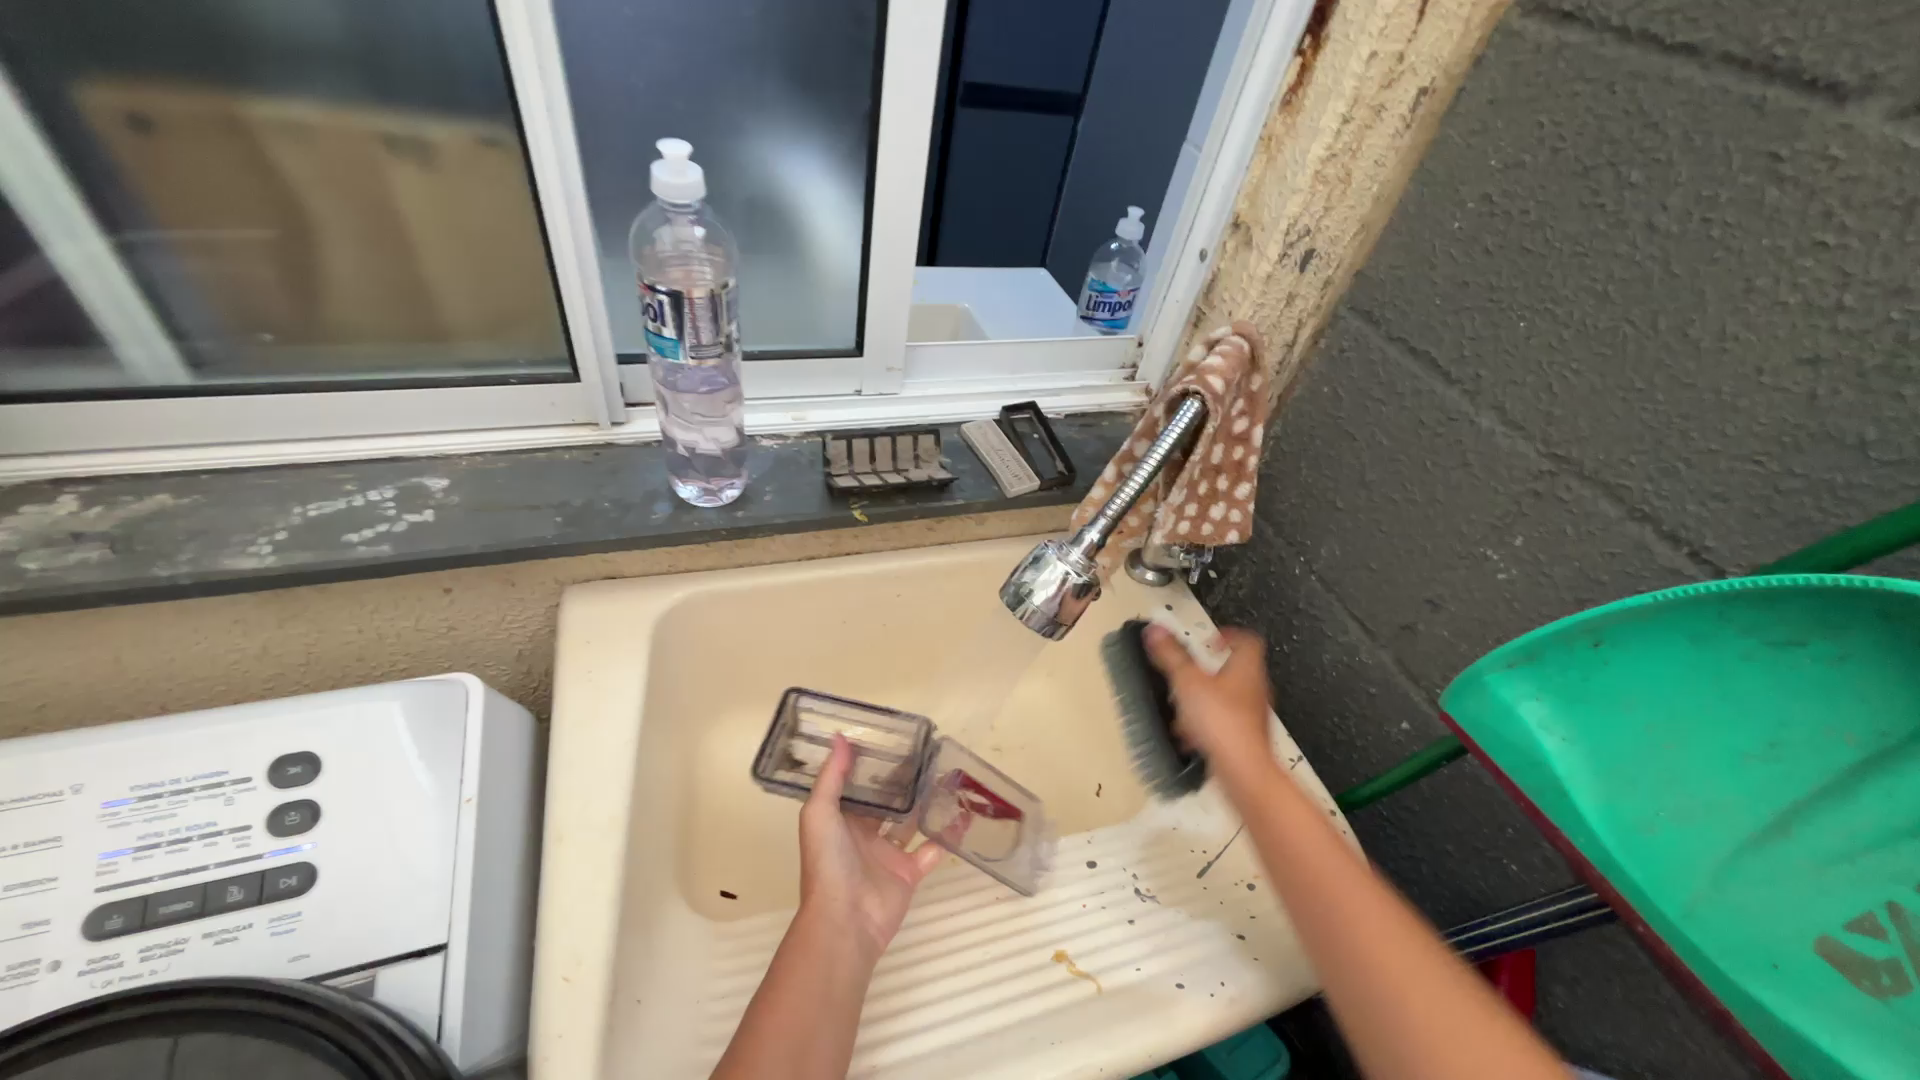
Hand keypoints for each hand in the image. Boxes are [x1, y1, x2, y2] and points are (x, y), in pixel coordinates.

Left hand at [798, 735, 945, 961]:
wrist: (846, 918)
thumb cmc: (828, 861)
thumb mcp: (819, 812)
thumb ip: (832, 776)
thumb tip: (840, 737)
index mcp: (841, 820)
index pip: (858, 786)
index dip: (872, 765)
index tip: (894, 740)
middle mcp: (864, 835)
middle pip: (887, 803)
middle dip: (904, 782)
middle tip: (928, 755)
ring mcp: (888, 855)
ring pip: (911, 823)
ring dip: (927, 803)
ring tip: (947, 777)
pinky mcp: (909, 873)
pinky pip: (931, 850)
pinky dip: (947, 835)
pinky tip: (963, 815)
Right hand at [1143, 624, 1274, 773]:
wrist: (1243, 770)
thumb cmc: (1222, 722)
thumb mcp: (1188, 681)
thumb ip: (1171, 655)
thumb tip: (1156, 630)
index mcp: (1246, 668)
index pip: (1246, 641)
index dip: (1228, 635)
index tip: (1210, 640)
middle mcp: (1254, 689)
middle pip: (1236, 670)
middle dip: (1209, 671)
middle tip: (1191, 671)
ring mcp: (1251, 715)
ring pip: (1227, 698)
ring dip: (1204, 699)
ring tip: (1182, 705)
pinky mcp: (1244, 738)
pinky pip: (1223, 723)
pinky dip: (1204, 724)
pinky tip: (1186, 734)